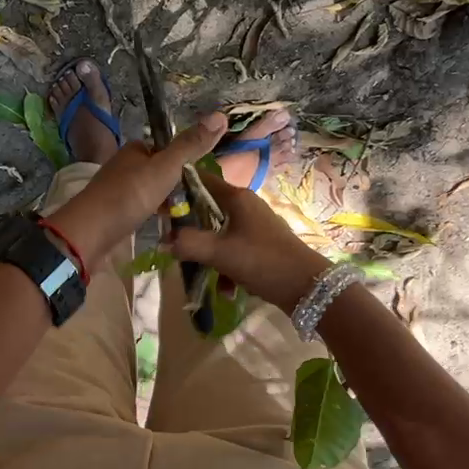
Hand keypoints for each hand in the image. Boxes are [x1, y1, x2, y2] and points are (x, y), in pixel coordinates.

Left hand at [44, 111, 227, 266]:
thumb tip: (220, 115)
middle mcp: (125, 166)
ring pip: (151, 191)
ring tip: (190, 213)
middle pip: (159, 170)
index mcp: (134, 149)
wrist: (92, 231)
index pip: (166, 147)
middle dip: (178, 182)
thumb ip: (190, 145)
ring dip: (168, 201)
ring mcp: (118, 190)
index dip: (185, 159)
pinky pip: (142, 209)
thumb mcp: (166, 167)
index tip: (205, 175)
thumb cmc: (130, 194)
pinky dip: (155, 214)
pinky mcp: (116, 213)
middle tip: (201, 198)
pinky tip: (169, 226)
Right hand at [166, 171, 326, 310]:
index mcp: (236, 197)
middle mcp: (246, 206)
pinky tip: (227, 289)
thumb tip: (162, 241)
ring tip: (199, 273)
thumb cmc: (262, 260)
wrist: (309, 287)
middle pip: (206, 209)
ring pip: (219, 233)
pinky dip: (227, 267)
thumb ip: (187, 244)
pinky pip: (234, 250)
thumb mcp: (219, 252)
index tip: (159, 203)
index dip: (177, 187)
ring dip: (208, 254)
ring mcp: (255, 226)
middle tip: (172, 243)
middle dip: (189, 228)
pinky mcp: (262, 245)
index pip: (200, 179)